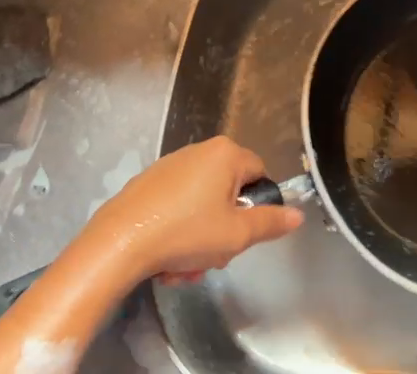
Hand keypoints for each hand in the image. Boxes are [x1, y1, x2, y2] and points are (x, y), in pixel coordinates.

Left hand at [92, 136, 302, 279]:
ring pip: (201, 203)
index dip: (256, 206)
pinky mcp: (147, 183)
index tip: (241, 234)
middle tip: (212, 256)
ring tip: (184, 265)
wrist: (118, 244)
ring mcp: (169, 165)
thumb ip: (271, 223)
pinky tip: (164, 257)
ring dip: (200, 236)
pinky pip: (176, 205)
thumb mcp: (236, 235)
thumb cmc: (185, 233)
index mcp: (226, 154)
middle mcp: (200, 151)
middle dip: (224, 228)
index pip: (259, 174)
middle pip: (229, 191)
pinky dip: (177, 229)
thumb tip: (298, 214)